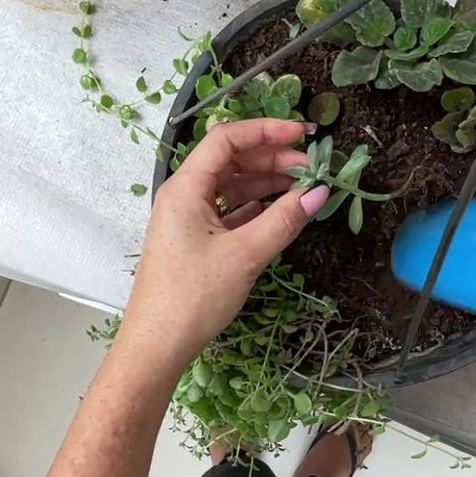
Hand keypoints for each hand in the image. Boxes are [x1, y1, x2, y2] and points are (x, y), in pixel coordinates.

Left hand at [119, 119, 328, 375]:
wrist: (157, 345)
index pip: (226, 139)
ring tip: (302, 189)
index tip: (302, 134)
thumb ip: (283, 221)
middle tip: (310, 169)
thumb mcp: (244, 256)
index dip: (265, 130)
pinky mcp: (194, 241)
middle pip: (230, 161)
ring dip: (265, 183)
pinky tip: (278, 212)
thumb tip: (318, 193)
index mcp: (185, 189)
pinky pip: (227, 212)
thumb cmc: (193, 297)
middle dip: (271, 158)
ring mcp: (187, 220)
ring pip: (230, 187)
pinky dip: (254, 208)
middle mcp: (183, 197)